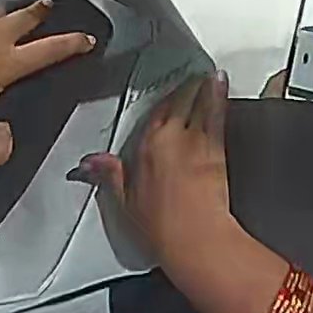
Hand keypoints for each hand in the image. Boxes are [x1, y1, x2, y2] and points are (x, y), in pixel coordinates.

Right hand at [72, 71, 239, 267]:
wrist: (196, 239)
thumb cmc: (162, 226)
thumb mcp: (126, 203)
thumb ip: (110, 175)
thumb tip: (91, 161)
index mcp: (147, 147)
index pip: (153, 114)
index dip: (162, 101)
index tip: (166, 91)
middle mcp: (170, 136)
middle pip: (176, 103)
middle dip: (182, 88)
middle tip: (187, 75)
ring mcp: (195, 139)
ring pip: (197, 102)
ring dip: (201, 86)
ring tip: (206, 73)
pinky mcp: (216, 146)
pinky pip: (217, 112)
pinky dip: (219, 95)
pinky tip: (221, 83)